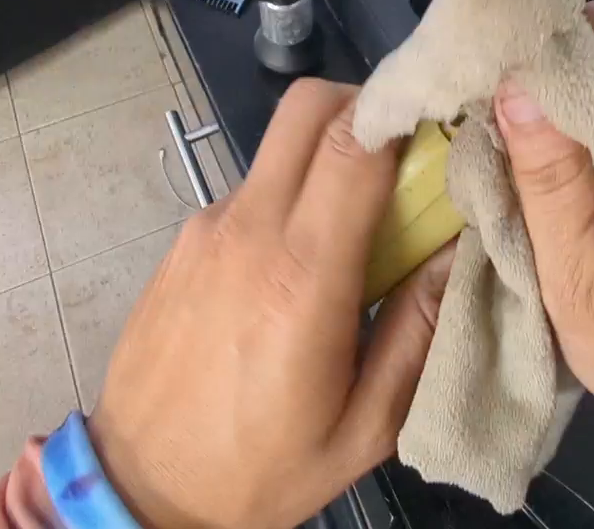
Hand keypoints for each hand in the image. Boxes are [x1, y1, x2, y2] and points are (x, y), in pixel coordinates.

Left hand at [86, 80, 456, 528]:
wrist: (135, 490)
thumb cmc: (259, 468)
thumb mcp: (363, 428)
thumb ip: (419, 331)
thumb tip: (457, 251)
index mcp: (303, 275)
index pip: (352, 145)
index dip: (398, 112)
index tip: (435, 120)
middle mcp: (250, 228)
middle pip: (307, 107)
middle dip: (360, 104)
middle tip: (395, 151)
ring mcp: (208, 225)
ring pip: (280, 144)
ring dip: (325, 155)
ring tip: (347, 224)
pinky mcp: (184, 235)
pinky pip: (251, 187)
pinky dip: (285, 196)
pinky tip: (287, 263)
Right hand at [493, 1, 593, 450]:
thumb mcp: (578, 283)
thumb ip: (548, 179)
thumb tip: (511, 84)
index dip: (535, 42)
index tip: (477, 70)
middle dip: (537, 66)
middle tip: (480, 109)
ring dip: (553, 93)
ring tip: (508, 140)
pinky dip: (576, 114)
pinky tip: (549, 156)